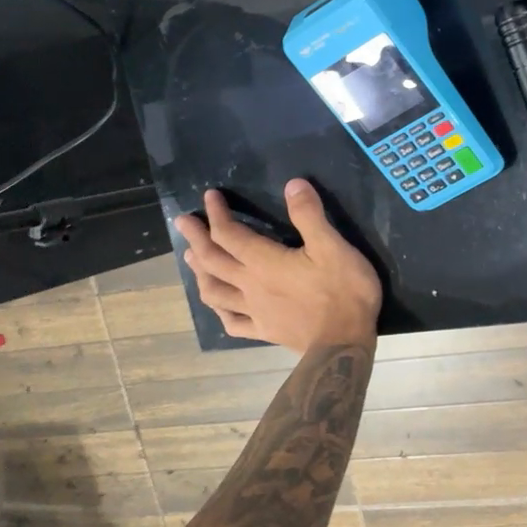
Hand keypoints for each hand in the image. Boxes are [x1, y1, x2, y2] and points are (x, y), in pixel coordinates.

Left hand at [173, 180, 381, 352]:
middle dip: (197, 238)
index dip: (217, 214)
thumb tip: (292, 184)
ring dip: (200, 272)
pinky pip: (233, 322)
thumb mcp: (333, 247)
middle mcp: (250, 285)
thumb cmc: (343, 291)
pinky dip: (221, 312)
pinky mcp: (264, 331)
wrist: (343, 341)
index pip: (230, 234)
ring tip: (192, 260)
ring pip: (215, 291)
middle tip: (184, 222)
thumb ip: (310, 216)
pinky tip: (221, 308)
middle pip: (213, 260)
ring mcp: (254, 311)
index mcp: (264, 262)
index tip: (209, 196)